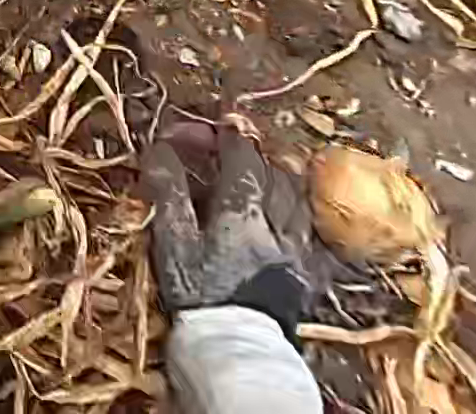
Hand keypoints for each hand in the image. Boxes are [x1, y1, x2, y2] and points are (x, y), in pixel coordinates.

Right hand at [141, 122, 313, 338]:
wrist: (235, 351)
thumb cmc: (197, 290)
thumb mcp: (171, 239)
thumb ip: (167, 188)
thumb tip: (159, 146)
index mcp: (241, 214)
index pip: (242, 161)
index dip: (228, 137)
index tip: (218, 123)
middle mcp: (277, 226)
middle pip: (275, 175)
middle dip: (255, 153)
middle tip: (235, 144)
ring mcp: (299, 251)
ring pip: (299, 199)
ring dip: (280, 176)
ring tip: (263, 168)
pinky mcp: (311, 274)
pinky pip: (315, 231)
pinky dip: (302, 211)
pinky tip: (290, 210)